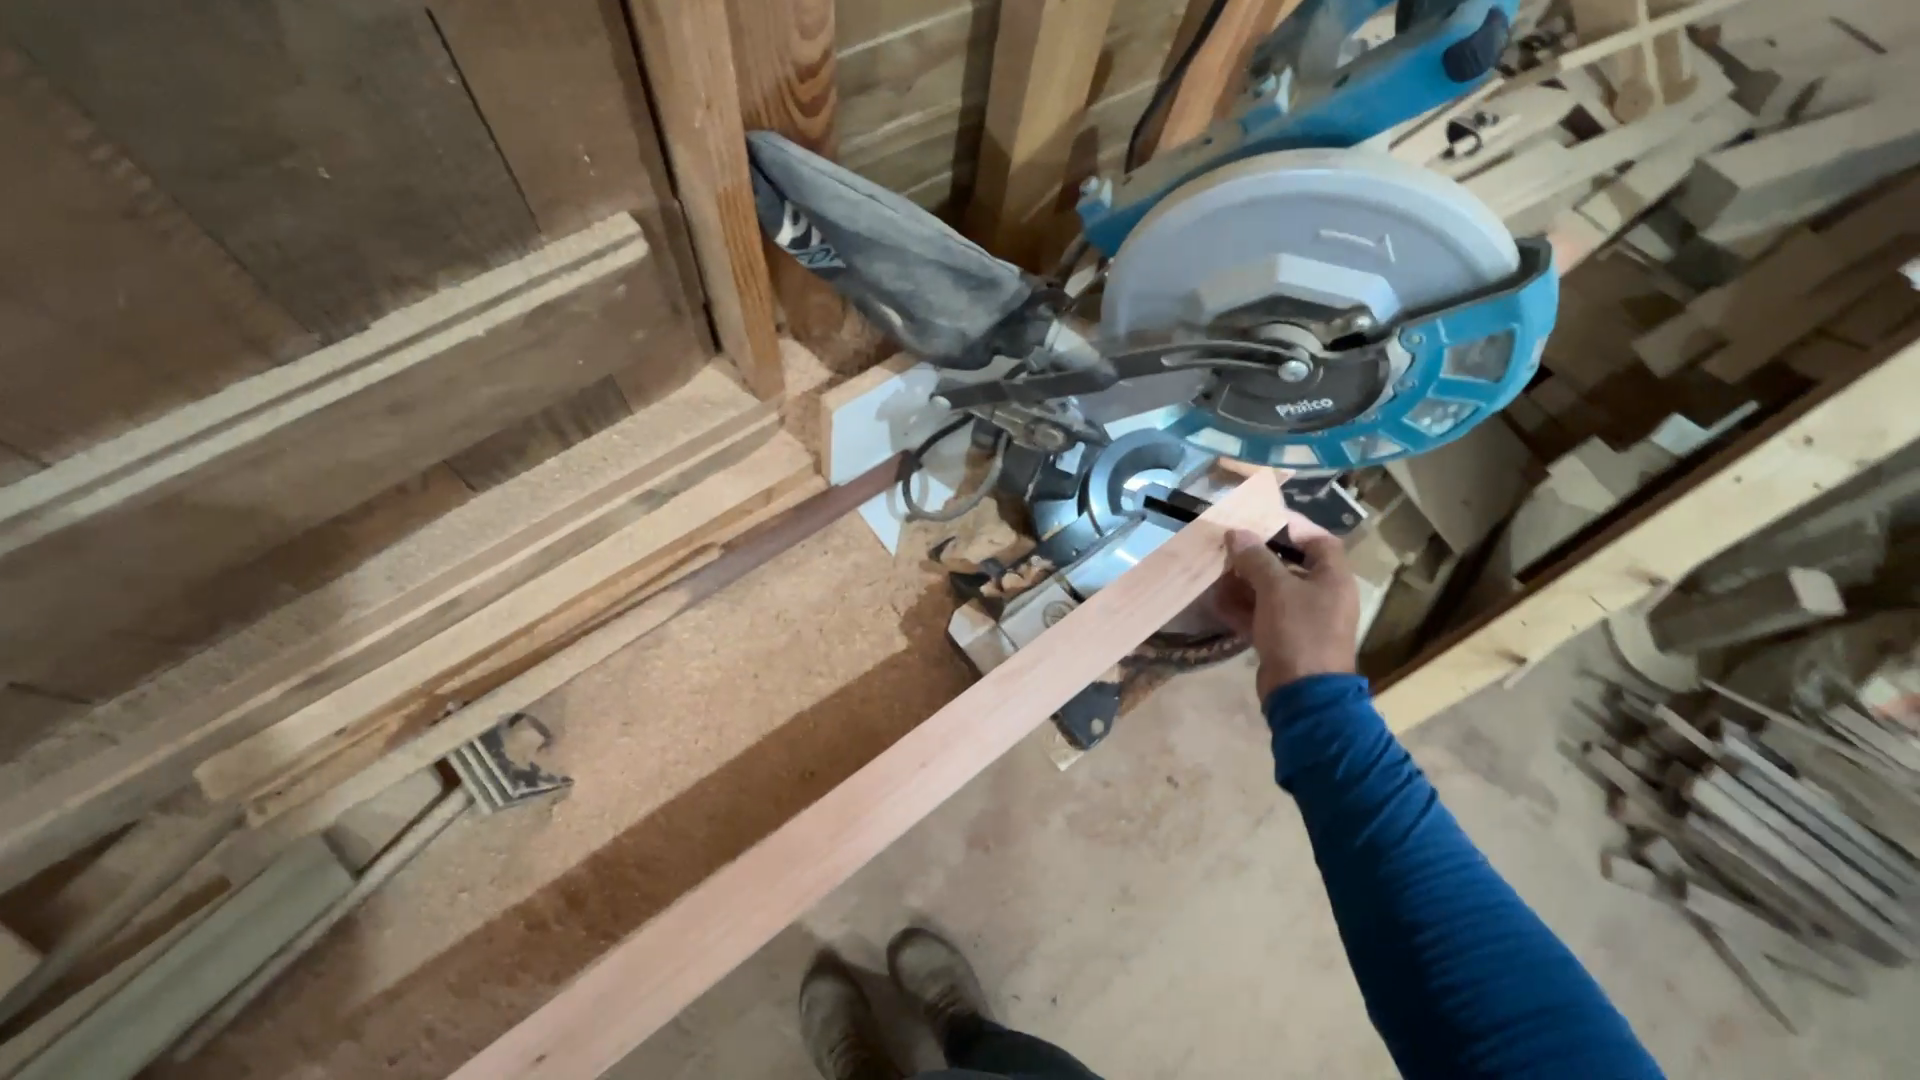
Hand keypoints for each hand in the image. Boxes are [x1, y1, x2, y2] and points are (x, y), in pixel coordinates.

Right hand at [1214, 524, 1359, 699]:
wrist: (1304, 694)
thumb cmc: (1299, 631)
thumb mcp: (1276, 589)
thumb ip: (1256, 558)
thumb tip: (1237, 533)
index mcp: (1332, 578)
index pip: (1319, 540)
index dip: (1293, 526)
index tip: (1261, 518)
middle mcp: (1321, 595)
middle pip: (1289, 565)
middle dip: (1257, 556)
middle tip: (1229, 546)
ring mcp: (1302, 620)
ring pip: (1270, 591)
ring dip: (1243, 582)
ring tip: (1215, 572)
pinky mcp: (1284, 640)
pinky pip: (1261, 615)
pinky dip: (1241, 607)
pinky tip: (1215, 600)